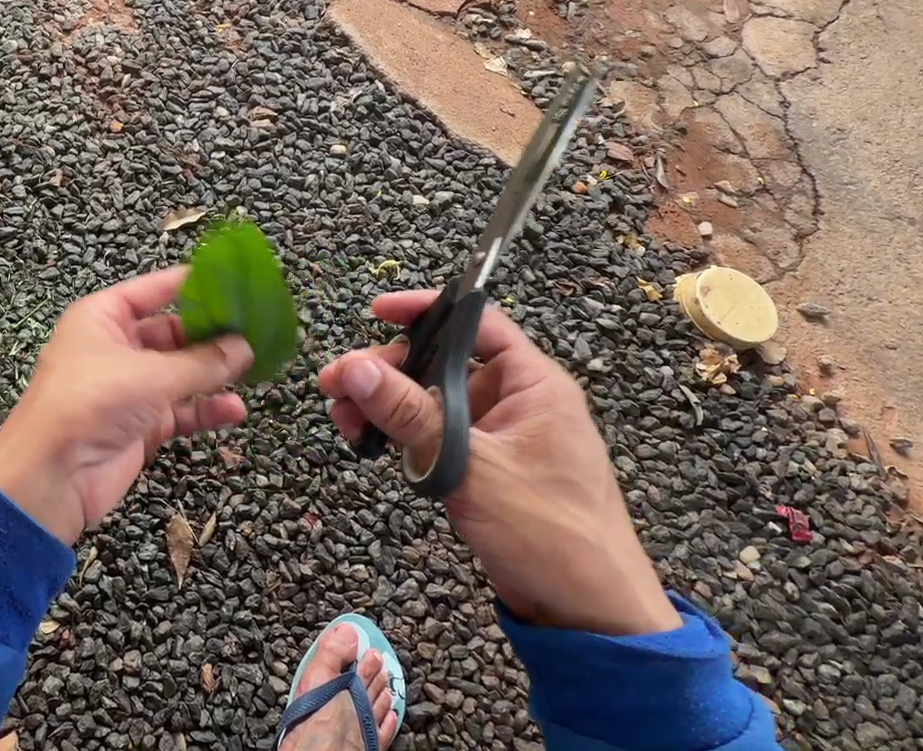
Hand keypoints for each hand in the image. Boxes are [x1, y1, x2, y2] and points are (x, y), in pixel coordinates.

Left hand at [0, 267, 253, 544]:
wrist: (52, 474)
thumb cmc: (90, 402)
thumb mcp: (151, 374)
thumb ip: (202, 361)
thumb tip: (245, 346)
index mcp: (101, 317)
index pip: (151, 290)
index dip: (189, 284)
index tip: (232, 279)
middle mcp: (114, 347)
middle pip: (170, 332)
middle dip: (210, 332)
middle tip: (256, 328)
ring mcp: (127, 387)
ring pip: (179, 372)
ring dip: (212, 372)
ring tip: (255, 365)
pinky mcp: (138, 424)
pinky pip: (179, 410)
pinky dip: (205, 409)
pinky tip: (235, 409)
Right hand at [318, 291, 680, 636]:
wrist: (587, 614)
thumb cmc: (548, 532)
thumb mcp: (471, 465)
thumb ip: (409, 414)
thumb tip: (353, 367)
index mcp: (530, 384)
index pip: (476, 322)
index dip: (426, 309)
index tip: (376, 312)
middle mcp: (510, 399)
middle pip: (437, 361)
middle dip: (383, 369)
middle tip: (336, 384)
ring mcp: (492, 432)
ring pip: (425, 398)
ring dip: (381, 403)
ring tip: (342, 419)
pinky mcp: (477, 463)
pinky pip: (427, 432)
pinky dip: (395, 432)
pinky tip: (364, 440)